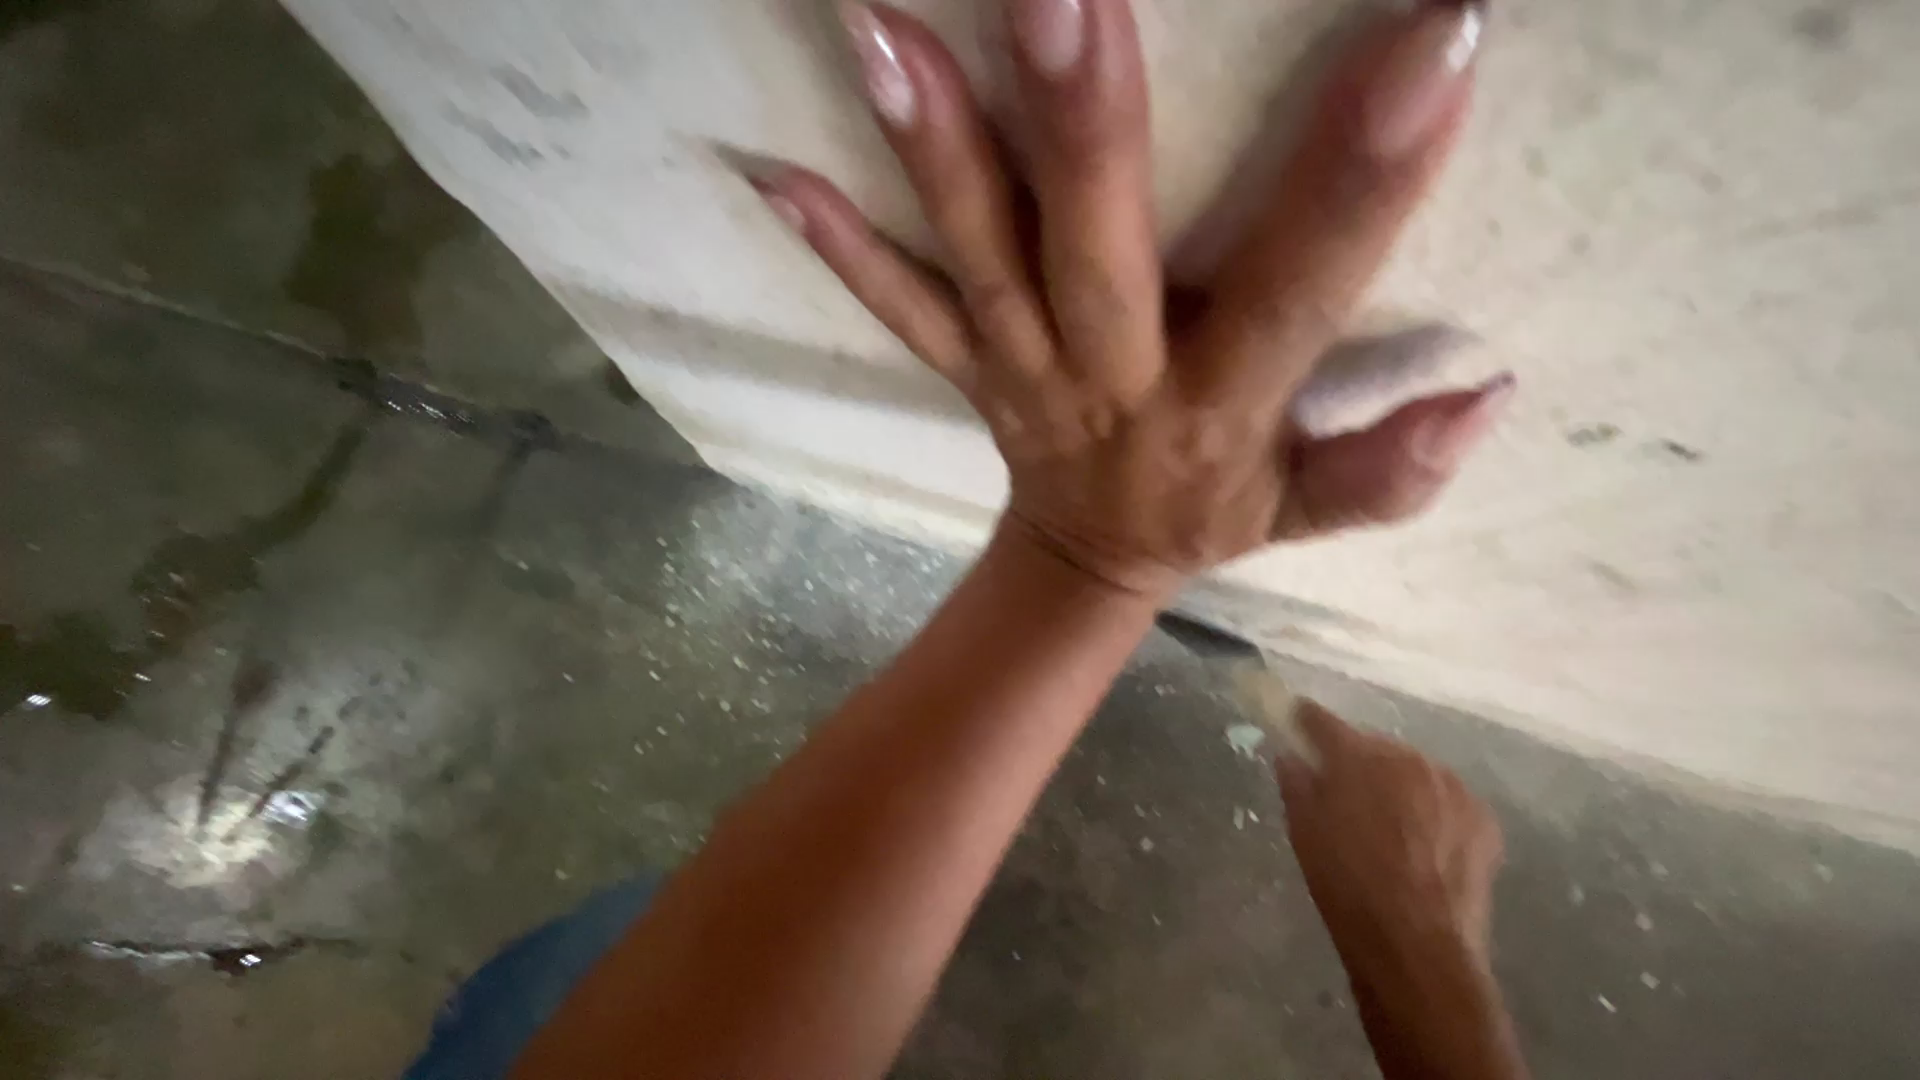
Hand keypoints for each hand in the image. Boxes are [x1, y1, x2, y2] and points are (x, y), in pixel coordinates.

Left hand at [754, 0, 1507, 595]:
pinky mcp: (962, 366)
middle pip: (1095, 253)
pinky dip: (843, 251)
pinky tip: (780, 176)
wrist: (1091, 562)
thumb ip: (1383, 470)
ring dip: (933, 148)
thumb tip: (1484, 397)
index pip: (1296, 295)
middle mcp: (1105, 382)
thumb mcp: (1302, 513)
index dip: (1362, 183)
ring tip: (879, 25)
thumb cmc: (1206, 517)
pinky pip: (898, 310)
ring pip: (978, 260)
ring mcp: (1015, 371)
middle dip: (1086, 125)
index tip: (1433, 38)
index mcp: (1212, 411)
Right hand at [1276, 700, 1504, 966]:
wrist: (1416, 945)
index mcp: (1357, 757)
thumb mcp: (1303, 831)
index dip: (1305, 720)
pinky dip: (1430, 809)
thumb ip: (1296, 783)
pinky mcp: (1482, 818)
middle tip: (1342, 788)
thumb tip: (1293, 757)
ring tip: (1386, 820)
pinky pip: (1444, 799)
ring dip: (1396, 784)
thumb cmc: (1346, 884)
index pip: (1323, 722)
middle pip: (1373, 745)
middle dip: (1356, 760)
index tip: (1294, 719)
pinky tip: (1421, 842)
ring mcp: (1450, 786)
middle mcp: (1407, 759)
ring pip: (1412, 770)